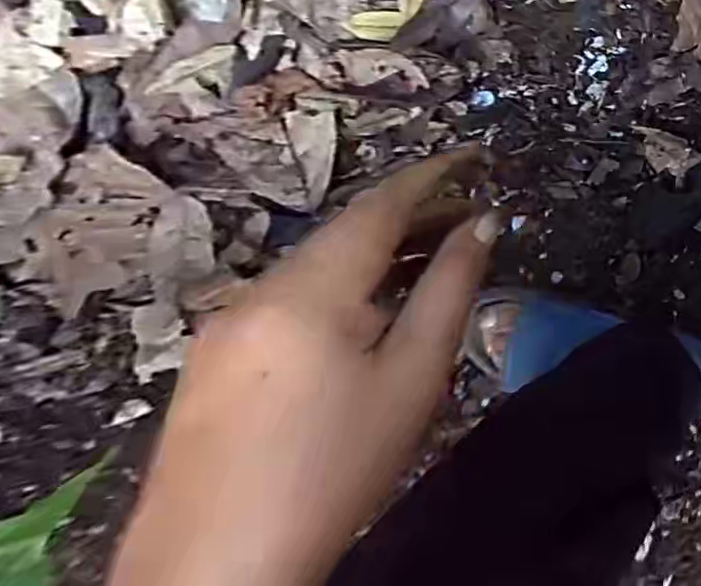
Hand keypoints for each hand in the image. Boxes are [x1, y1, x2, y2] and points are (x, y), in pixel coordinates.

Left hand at [110, 148, 501, 585]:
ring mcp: (226, 329)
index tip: (477, 156)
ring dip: (386, 247)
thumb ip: (454, 283)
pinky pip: (297, 293)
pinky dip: (351, 278)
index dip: (433, 174)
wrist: (214, 578)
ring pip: (321, 262)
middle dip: (416, 213)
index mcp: (306, 291)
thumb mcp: (417, 367)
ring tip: (443, 251)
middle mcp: (256, 295)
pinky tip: (383, 300)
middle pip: (347, 231)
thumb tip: (486, 222)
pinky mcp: (216, 361)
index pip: (379, 206)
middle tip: (476, 214)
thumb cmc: (339, 460)